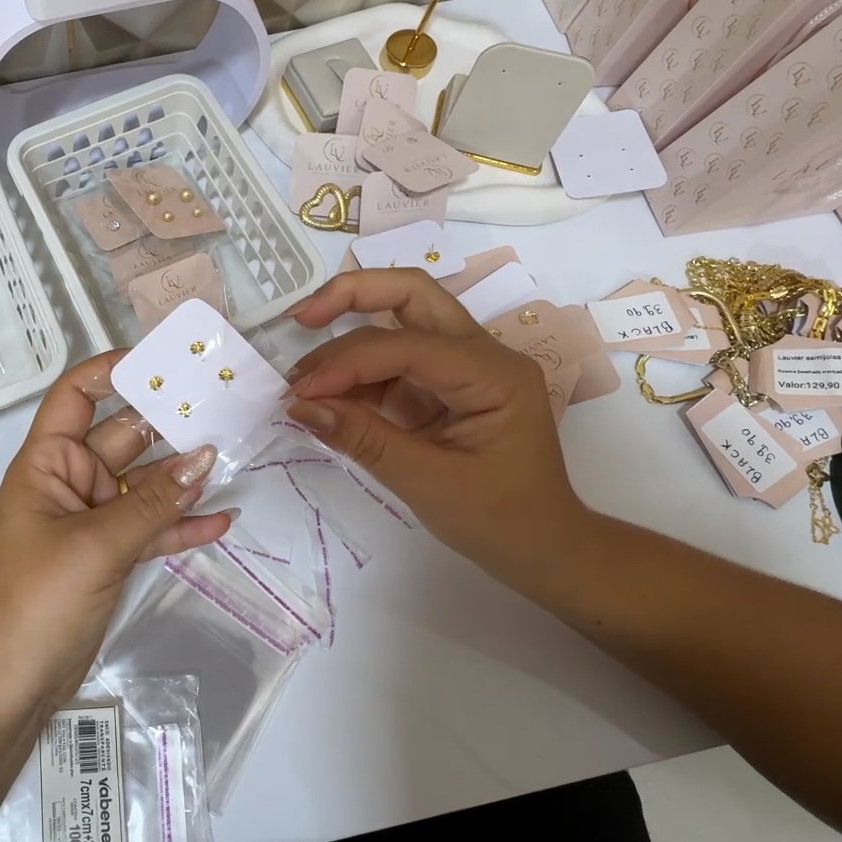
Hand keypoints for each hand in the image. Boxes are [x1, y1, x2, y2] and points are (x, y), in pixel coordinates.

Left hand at [0, 351, 230, 715]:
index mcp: (47, 462)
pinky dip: (180, 525)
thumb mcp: (95, 546)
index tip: (163, 361)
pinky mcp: (108, 556)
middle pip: (123, 436)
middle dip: (169, 422)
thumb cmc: (34, 601)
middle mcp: (69, 481)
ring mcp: (90, 520)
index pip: (75, 396)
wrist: (7, 685)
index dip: (112, 371)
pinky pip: (149, 528)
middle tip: (225, 405)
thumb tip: (205, 459)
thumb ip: (152, 504)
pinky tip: (222, 520)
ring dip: (183, 476)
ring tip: (235, 457)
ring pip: (143, 484)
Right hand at [282, 268, 590, 581]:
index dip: (348, 362)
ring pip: (398, 318)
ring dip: (346, 338)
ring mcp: (459, 366)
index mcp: (494, 375)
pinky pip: (390, 361)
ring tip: (302, 381)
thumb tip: (300, 407)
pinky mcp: (438, 384)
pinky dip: (353, 373)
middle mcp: (480, 355)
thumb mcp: (429, 485)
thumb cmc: (502, 520)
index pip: (410, 345)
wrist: (542, 547)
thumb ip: (364, 439)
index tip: (300, 393)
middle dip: (351, 296)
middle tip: (299, 318)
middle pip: (412, 294)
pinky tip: (324, 395)